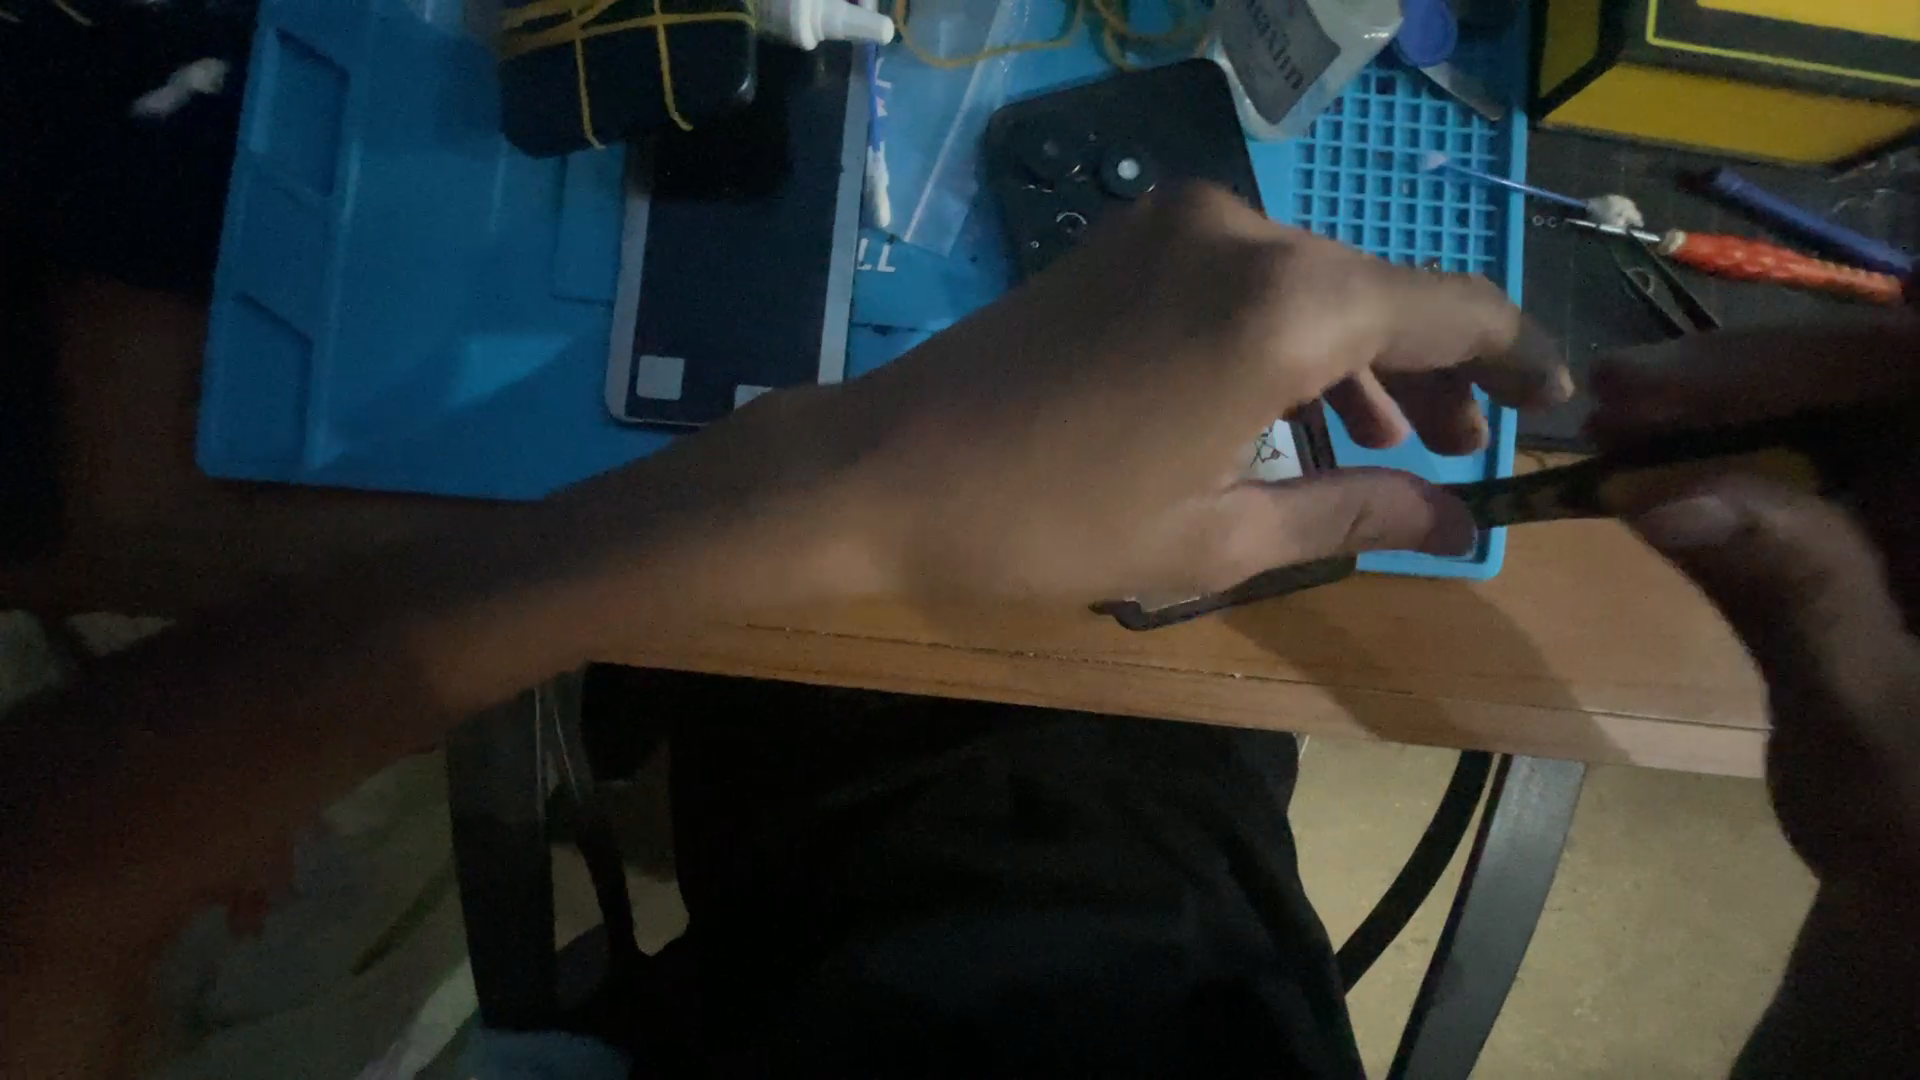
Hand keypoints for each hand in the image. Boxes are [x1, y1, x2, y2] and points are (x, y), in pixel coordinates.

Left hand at [709, 184, 1568, 603]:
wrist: (889, 468)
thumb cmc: (1051, 521)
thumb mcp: (1213, 539)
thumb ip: (1348, 513)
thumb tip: (1458, 517)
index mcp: (1286, 305)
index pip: (1454, 311)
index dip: (1519, 363)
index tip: (1559, 407)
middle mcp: (1242, 233)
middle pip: (1375, 296)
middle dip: (1422, 377)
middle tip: (1448, 454)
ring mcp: (1169, 226)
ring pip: (1300, 290)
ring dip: (1344, 365)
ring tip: (1369, 447)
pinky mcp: (1120, 241)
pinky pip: (1231, 285)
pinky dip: (1269, 342)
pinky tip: (1272, 409)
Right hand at [1591, 317, 1919, 891]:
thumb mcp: (1871, 721)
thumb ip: (1790, 595)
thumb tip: (1657, 491)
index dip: (1818, 356)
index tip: (1666, 383)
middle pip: (1895, 371)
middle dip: (1752, 373)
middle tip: (1613, 392)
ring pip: (1843, 405)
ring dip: (1720, 407)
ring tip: (1610, 424)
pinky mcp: (1888, 525)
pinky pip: (1803, 457)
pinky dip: (1714, 454)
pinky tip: (1641, 462)